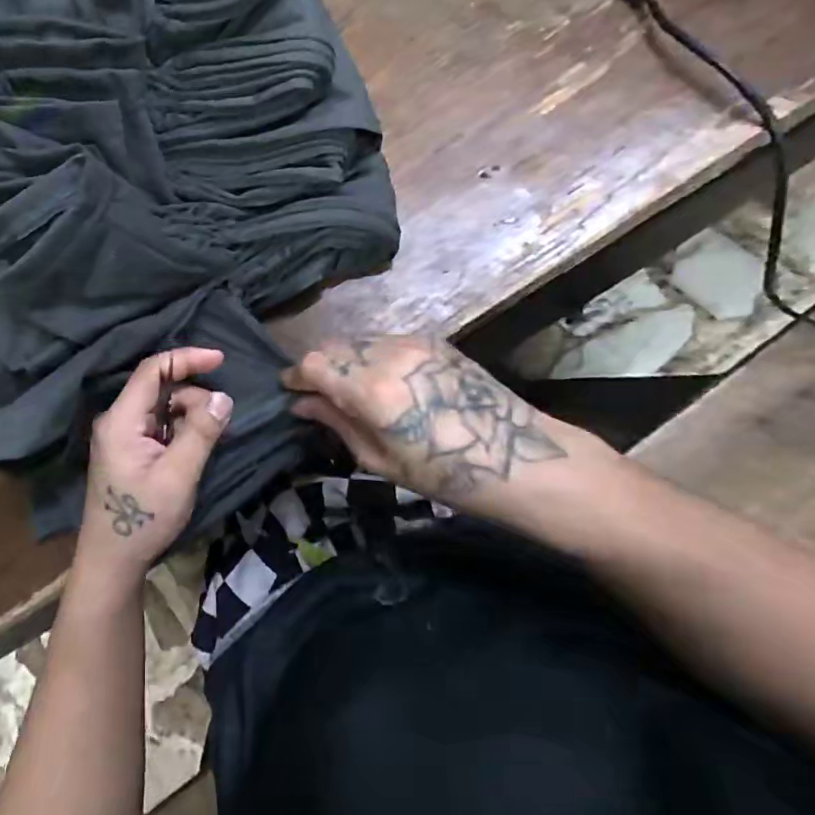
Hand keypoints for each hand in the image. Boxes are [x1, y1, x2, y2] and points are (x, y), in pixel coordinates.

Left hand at [78, 348, 233, 581]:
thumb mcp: (179, 475)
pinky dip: (179, 427)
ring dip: (188, 412)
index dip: (186, 358)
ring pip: (159, 407)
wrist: (112, 559)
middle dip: (192, 394)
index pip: (151, 370)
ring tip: (210, 437)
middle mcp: (116, 420)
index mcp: (121, 419)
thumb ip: (201, 433)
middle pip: (157, 387)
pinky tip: (196, 443)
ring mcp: (120, 436)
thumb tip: (224, 397)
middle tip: (220, 421)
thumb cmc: (144, 518)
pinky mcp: (127, 450)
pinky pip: (156, 425)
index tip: (220, 359)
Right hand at [281, 335, 567, 504]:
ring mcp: (413, 343)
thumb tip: (301, 403)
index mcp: (372, 391)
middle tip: (315, 393)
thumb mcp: (379, 459)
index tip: (290, 391)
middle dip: (316, 367)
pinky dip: (368, 355)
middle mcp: (388, 356)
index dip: (295, 376)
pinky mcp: (433, 341)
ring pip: (355, 340)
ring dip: (341, 359)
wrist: (524, 459)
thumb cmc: (446, 475)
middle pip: (330, 347)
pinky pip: (383, 340)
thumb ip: (336, 422)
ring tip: (346, 387)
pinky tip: (379, 380)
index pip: (312, 364)